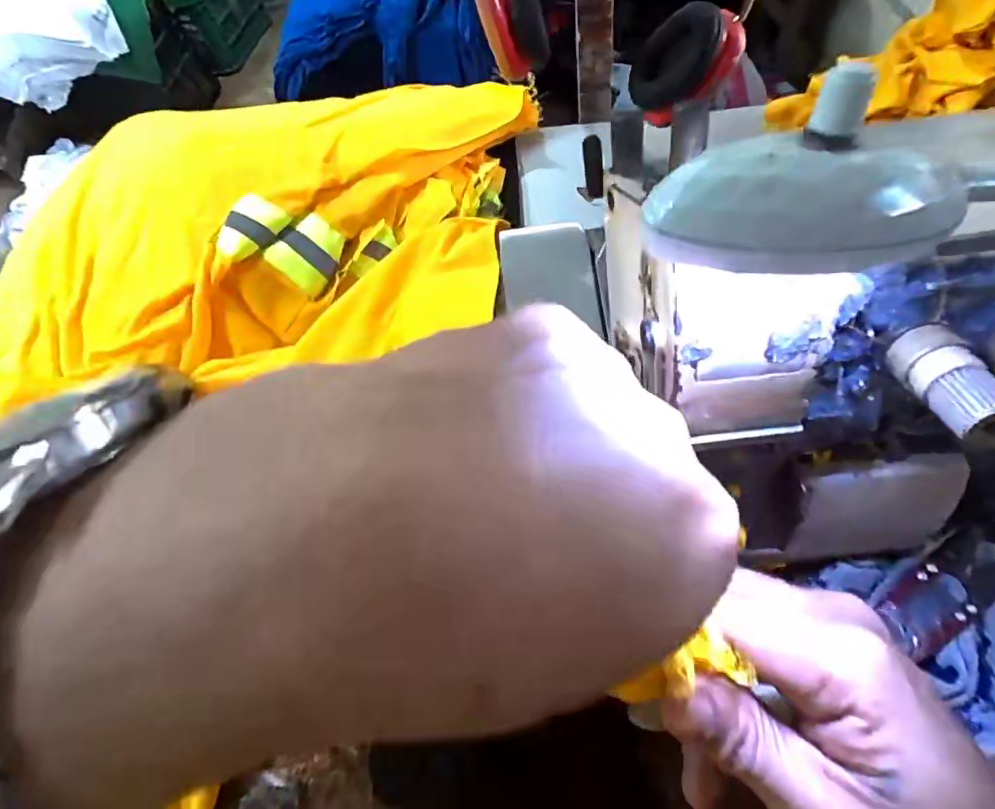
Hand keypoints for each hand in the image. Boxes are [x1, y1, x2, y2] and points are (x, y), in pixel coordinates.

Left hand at [216, 304, 741, 740]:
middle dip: (606, 488)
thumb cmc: (424, 643)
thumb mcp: (546, 670)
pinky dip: (515, 390)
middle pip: (651, 460)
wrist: (303, 534)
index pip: (690, 543)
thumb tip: (599, 562)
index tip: (574, 575)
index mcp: (690, 537)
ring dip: (560, 429)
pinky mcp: (530, 324)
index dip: (627, 562)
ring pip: (597, 404)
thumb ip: (610, 600)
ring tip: (475, 460)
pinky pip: (545, 365)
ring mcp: (594, 368)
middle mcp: (661, 437)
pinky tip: (454, 417)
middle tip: (520, 516)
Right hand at [662, 571, 994, 808]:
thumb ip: (747, 744)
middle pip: (726, 607)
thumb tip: (667, 692)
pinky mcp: (835, 636)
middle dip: (690, 672)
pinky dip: (739, 688)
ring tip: (706, 777)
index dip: (673, 641)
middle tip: (675, 748)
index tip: (642, 695)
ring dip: (710, 689)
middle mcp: (833, 612)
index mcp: (840, 650)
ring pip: (735, 622)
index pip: (724, 611)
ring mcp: (836, 619)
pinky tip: (735, 748)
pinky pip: (762, 639)